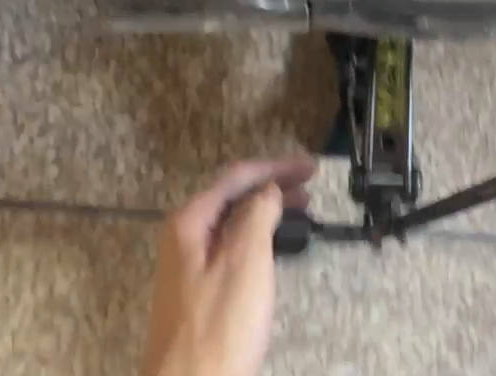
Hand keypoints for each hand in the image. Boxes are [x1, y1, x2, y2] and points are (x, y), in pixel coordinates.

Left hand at [144, 155, 316, 375]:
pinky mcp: (197, 293)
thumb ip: (258, 214)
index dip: (276, 167)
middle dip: (272, 186)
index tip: (311, 168)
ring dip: (267, 211)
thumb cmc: (218, 327)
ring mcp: (188, 267)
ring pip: (233, 223)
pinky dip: (257, 238)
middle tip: (311, 186)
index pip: (237, 177)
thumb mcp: (245, 261)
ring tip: (302, 210)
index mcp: (190, 222)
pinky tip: (274, 246)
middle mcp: (184, 238)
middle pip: (233, 197)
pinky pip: (231, 248)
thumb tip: (268, 190)